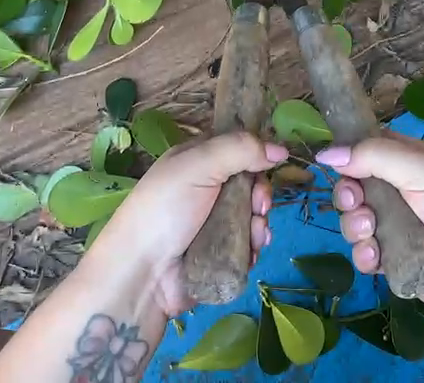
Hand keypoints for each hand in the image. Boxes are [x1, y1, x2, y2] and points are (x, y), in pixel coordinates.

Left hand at [89, 132, 287, 313]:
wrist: (142, 274)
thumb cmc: (165, 209)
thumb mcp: (198, 165)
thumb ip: (240, 150)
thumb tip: (281, 150)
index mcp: (197, 161)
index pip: (236, 148)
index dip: (256, 154)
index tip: (270, 163)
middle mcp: (206, 189)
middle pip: (250, 183)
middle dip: (261, 194)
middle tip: (259, 206)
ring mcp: (213, 223)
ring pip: (252, 215)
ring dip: (260, 223)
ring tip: (256, 235)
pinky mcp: (220, 253)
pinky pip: (248, 243)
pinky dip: (254, 246)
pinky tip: (252, 251)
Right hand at [320, 133, 423, 316]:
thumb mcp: (419, 168)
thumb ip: (372, 156)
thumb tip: (324, 154)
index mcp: (407, 160)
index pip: (366, 149)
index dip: (348, 156)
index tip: (336, 165)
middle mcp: (398, 190)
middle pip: (354, 187)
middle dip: (347, 196)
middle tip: (355, 202)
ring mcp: (395, 226)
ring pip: (354, 221)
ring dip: (354, 227)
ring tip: (370, 232)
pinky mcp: (393, 259)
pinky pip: (364, 254)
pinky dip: (364, 256)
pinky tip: (375, 258)